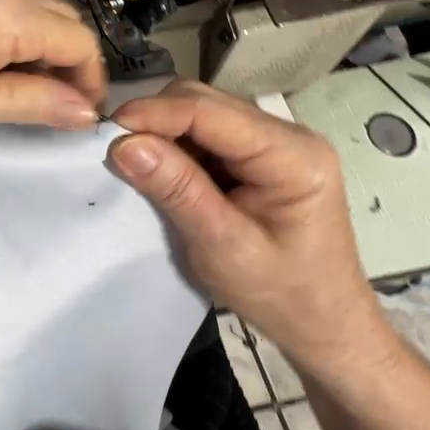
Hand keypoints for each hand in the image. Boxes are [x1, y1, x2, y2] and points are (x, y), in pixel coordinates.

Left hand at [0, 0, 106, 155]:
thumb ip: (34, 101)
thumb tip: (86, 110)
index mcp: (9, 14)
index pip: (79, 41)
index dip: (91, 80)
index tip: (82, 117)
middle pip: (61, 21)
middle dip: (71, 63)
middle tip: (57, 108)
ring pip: (34, 13)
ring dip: (42, 50)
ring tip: (23, 94)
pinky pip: (3, 9)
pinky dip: (15, 37)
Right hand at [105, 80, 396, 377]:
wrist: (323, 327)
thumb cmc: (281, 295)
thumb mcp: (222, 247)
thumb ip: (177, 190)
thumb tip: (123, 145)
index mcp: (293, 155)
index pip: (208, 111)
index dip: (153, 114)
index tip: (106, 133)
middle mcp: (287, 135)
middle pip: (203, 102)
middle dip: (154, 120)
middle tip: (115, 152)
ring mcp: (274, 142)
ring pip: (199, 112)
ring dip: (162, 133)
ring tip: (135, 164)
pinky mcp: (258, 155)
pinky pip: (205, 133)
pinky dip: (175, 146)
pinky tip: (162, 172)